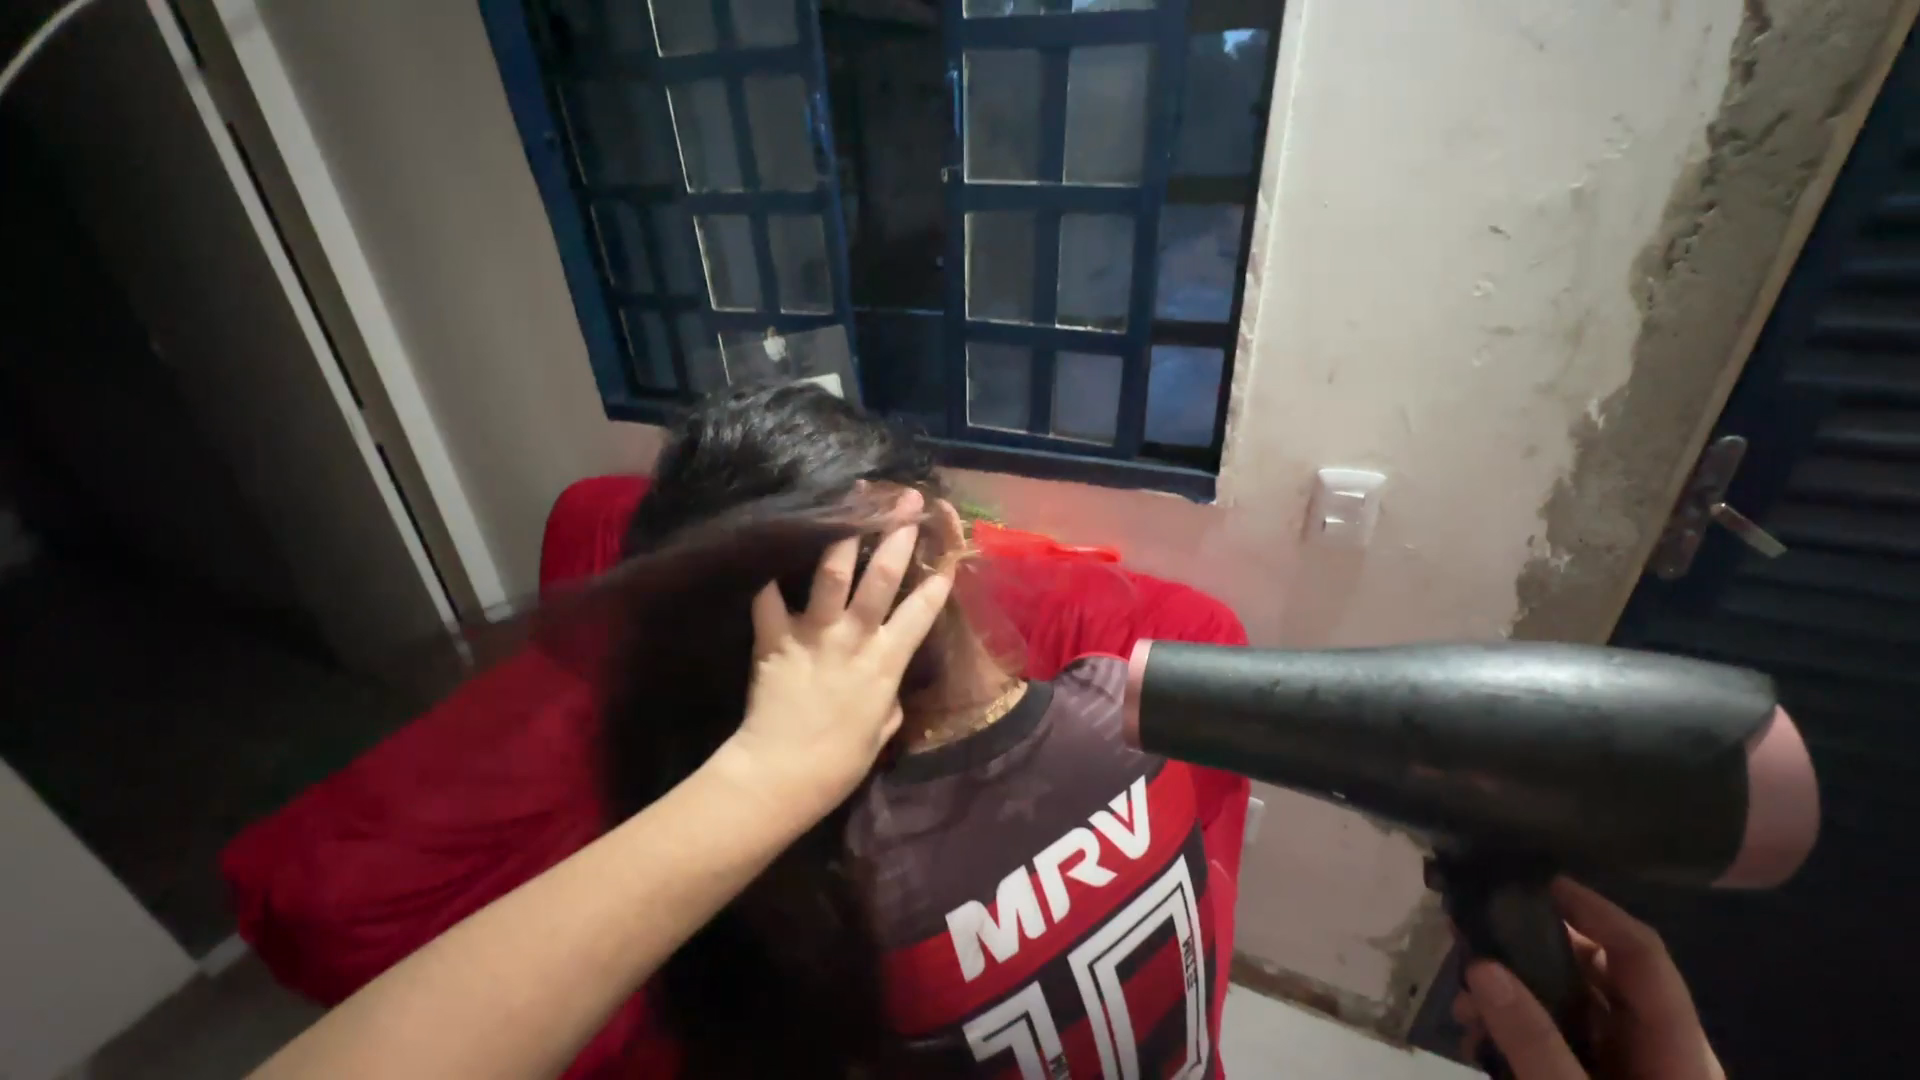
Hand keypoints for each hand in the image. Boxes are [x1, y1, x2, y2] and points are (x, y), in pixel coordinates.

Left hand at [717, 488, 953, 819]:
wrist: (781, 774)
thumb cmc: (839, 762)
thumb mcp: (881, 731)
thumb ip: (889, 702)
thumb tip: (889, 690)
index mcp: (885, 662)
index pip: (921, 612)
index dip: (938, 580)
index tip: (949, 553)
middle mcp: (854, 638)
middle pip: (881, 577)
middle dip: (897, 535)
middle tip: (907, 501)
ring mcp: (813, 634)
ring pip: (831, 572)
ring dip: (841, 534)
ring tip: (849, 500)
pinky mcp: (774, 638)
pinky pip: (767, 599)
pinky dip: (768, 577)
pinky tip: (769, 549)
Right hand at [1455, 879, 1723, 1079]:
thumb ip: (1533, 1042)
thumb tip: (1481, 964)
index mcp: (1677, 1052)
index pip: (1641, 955)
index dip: (1593, 909)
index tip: (1532, 879)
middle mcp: (1656, 1052)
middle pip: (1596, 972)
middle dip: (1526, 949)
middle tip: (1466, 932)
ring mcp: (1624, 1072)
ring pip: (1566, 1004)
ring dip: (1508, 991)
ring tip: (1460, 1005)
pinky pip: (1552, 1038)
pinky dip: (1511, 1026)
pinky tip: (1472, 1036)